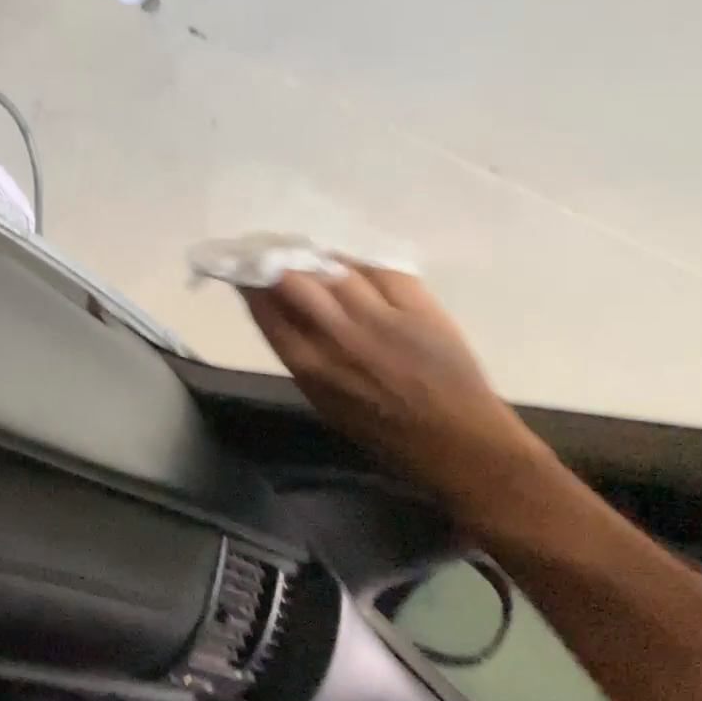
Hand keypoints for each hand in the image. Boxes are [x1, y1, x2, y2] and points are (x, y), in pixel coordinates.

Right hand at [241, 265, 547, 492]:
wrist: (458, 442)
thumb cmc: (381, 431)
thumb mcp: (321, 399)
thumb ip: (298, 355)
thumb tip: (278, 315)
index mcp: (308, 365)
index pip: (265, 309)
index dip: (249, 283)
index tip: (243, 271)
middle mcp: (338, 336)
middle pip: (294, 281)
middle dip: (277, 264)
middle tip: (274, 258)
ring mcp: (381, 319)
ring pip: (336, 270)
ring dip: (318, 259)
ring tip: (313, 258)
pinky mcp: (420, 310)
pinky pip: (382, 271)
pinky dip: (361, 264)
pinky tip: (354, 266)